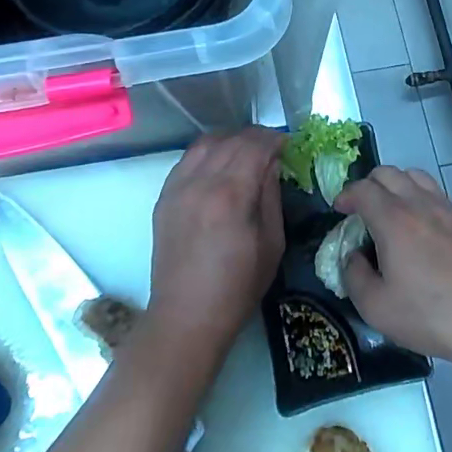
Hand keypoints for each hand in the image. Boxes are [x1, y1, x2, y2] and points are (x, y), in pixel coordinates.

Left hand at [148, 127, 285, 347]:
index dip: (274, 139)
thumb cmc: (238, 287)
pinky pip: (187, 160)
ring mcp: (176, 188)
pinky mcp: (164, 197)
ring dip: (229, 140)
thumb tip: (272, 164)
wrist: (186, 315)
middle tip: (272, 147)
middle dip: (255, 137)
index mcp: (230, 195)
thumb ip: (271, 197)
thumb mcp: (271, 243)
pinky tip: (219, 165)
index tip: (288, 144)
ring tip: (246, 151)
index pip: (254, 146)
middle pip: (230, 140)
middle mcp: (199, 183)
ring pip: (205, 143)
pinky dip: (207, 153)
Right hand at [334, 166, 451, 365]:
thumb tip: (353, 257)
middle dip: (368, 185)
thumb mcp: (375, 307)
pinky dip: (420, 198)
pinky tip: (421, 228)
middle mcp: (421, 204)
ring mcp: (449, 210)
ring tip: (391, 212)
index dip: (346, 195)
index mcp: (394, 220)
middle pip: (389, 173)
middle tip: (361, 210)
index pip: (363, 189)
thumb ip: (354, 276)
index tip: (339, 210)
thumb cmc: (429, 315)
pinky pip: (437, 194)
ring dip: (397, 186)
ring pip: (416, 177)